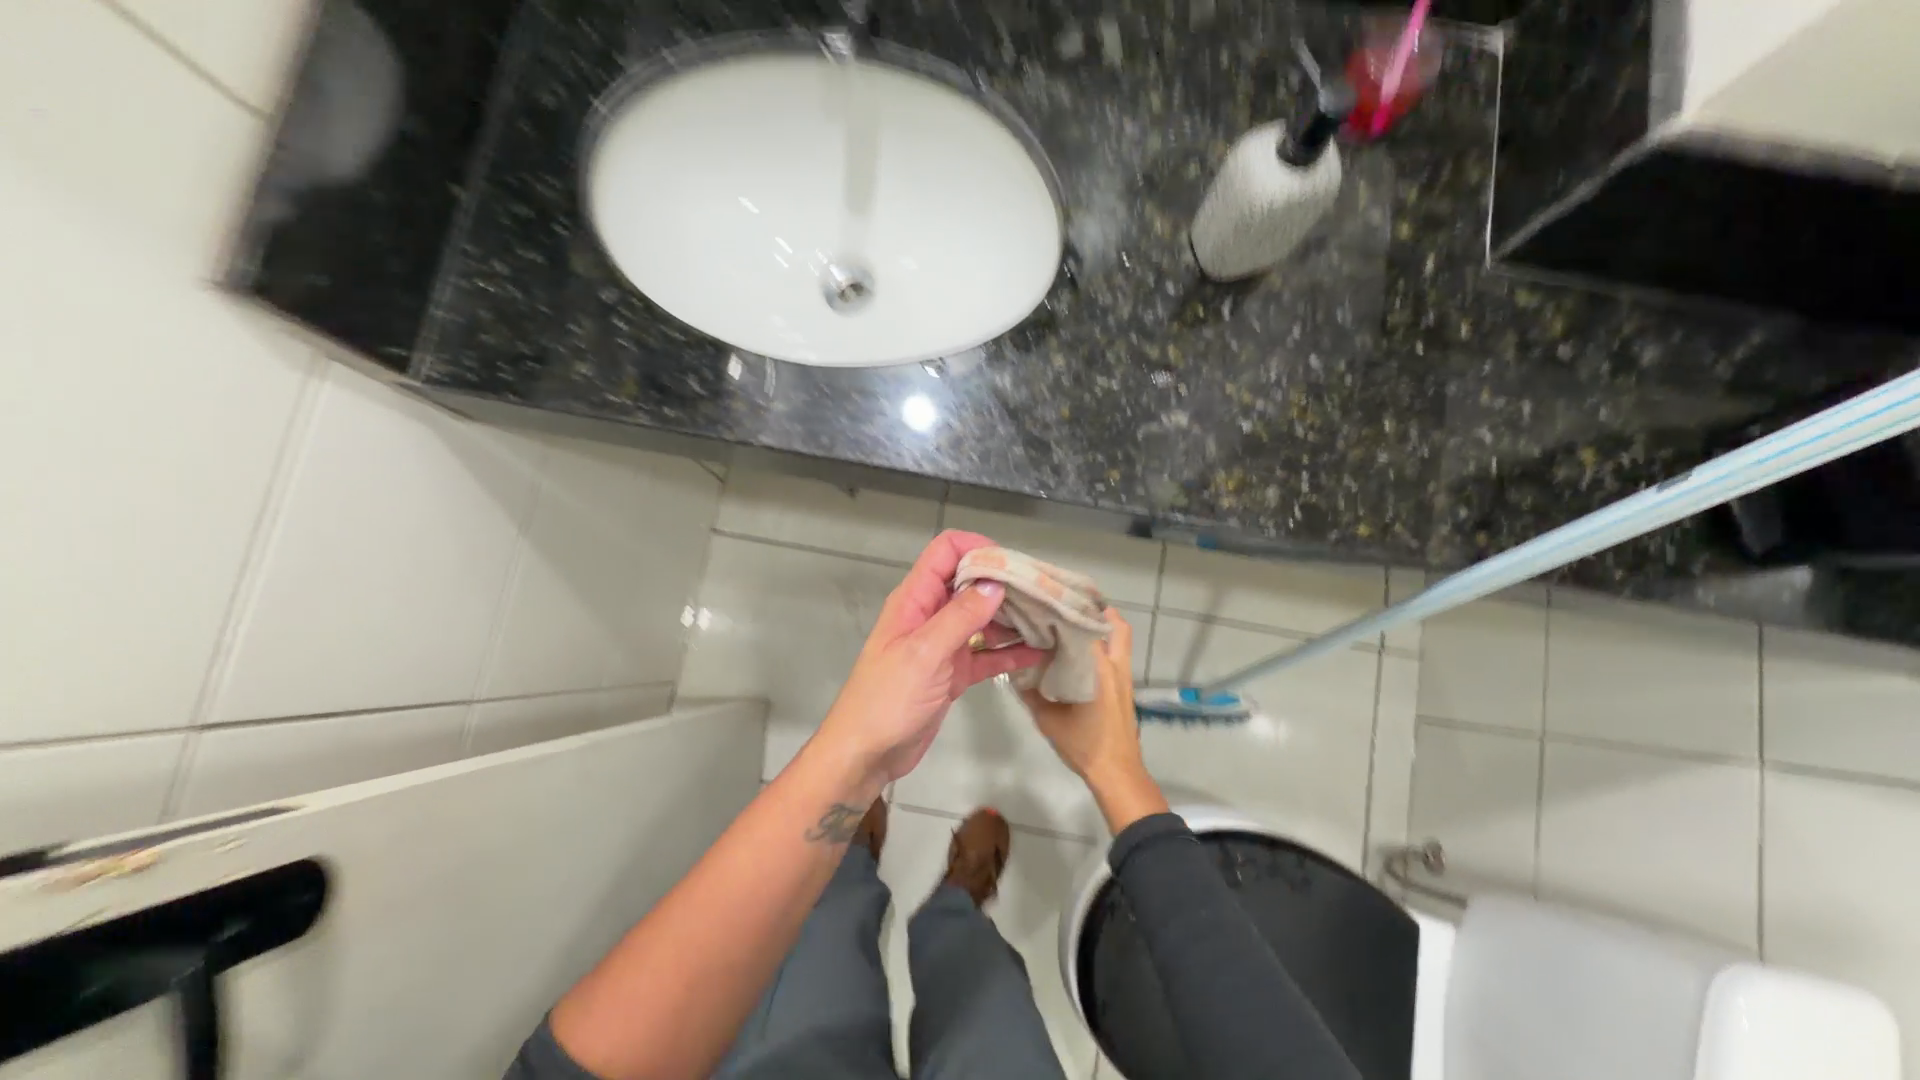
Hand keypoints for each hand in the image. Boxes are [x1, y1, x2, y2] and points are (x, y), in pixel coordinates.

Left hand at [811, 531, 1045, 785]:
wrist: (866, 754)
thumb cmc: (887, 699)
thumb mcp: (924, 654)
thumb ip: (960, 617)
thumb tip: (996, 583)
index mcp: (915, 600)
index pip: (945, 552)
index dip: (978, 548)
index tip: (1014, 565)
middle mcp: (930, 616)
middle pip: (970, 583)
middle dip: (1005, 583)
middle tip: (1044, 593)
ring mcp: (942, 646)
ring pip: (982, 619)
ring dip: (1013, 618)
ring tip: (1050, 620)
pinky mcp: (953, 674)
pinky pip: (986, 655)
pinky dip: (1010, 652)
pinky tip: (1040, 653)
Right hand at [1021, 608, 1140, 781]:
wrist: (1116, 772)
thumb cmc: (1084, 744)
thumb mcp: (1048, 719)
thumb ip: (1031, 692)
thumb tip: (1014, 670)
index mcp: (1098, 668)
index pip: (1088, 626)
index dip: (1072, 610)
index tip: (1053, 601)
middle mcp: (1116, 666)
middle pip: (1117, 626)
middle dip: (1098, 612)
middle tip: (1070, 607)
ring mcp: (1124, 677)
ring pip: (1120, 641)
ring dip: (1103, 629)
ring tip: (1074, 625)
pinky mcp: (1126, 689)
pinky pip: (1118, 657)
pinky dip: (1104, 647)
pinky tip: (1081, 654)